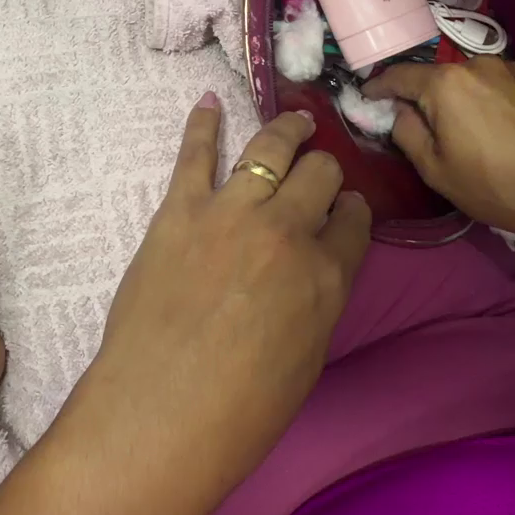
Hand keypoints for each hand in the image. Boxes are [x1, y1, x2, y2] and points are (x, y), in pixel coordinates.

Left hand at [42, 95, 370, 514]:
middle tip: (317, 172)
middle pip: (320, 174)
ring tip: (296, 121)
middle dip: (324, 170)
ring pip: (271, 149)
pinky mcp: (180, 207)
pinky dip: (203, 123)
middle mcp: (288, 230)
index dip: (353, 209)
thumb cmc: (242, 412)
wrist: (159, 414)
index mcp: (327, 275)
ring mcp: (232, 211)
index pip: (355, 220)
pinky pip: (196, 153)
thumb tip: (318, 265)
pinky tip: (210, 101)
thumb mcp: (307, 357)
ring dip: (288, 129)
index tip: (347, 207)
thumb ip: (318, 299)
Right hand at [362, 57, 514, 240]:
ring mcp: (514, 68)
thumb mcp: (436, 171)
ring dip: (461, 98)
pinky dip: (492, 100)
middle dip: (424, 97)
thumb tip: (398, 110)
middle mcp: (478, 64)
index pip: (398, 75)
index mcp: (445, 84)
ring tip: (469, 131)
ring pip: (471, 80)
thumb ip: (406, 132)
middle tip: (424, 127)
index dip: (378, 86)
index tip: (367, 97)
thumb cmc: (497, 187)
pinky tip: (503, 130)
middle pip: (437, 77)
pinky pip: (501, 84)